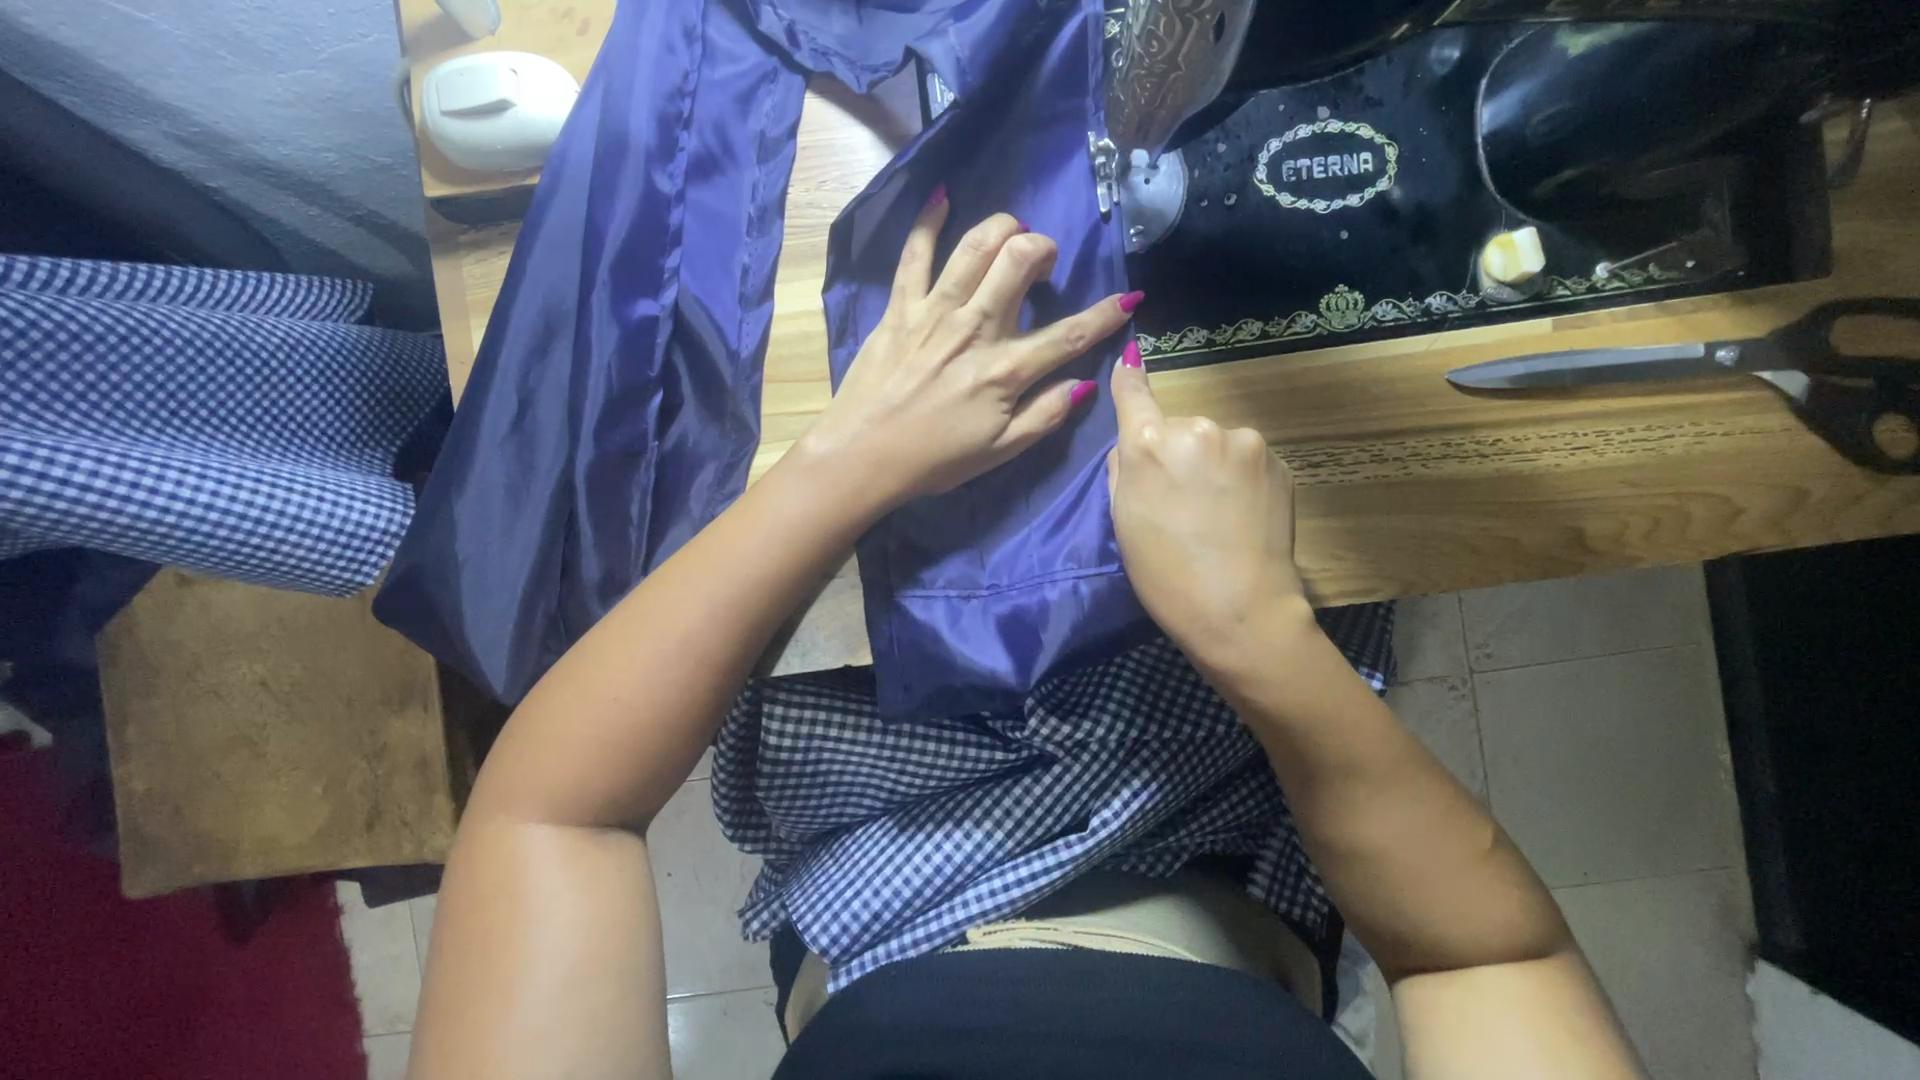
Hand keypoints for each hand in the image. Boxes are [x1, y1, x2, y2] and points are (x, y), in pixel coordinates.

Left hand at [795, 188, 1137, 507]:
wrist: (862, 458)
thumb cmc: (934, 461)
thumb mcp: (1000, 452)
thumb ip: (1045, 415)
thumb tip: (1085, 383)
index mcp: (1006, 370)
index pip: (1069, 334)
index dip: (1106, 315)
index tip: (1129, 299)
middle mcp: (975, 328)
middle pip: (1020, 260)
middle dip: (1043, 248)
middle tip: (1041, 266)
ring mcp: (934, 312)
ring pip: (976, 245)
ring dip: (1002, 227)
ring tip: (1010, 236)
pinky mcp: (899, 308)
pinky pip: (914, 253)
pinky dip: (928, 221)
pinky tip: (942, 198)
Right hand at [1107, 346, 1310, 664]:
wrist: (1241, 610)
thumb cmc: (1165, 575)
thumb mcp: (1122, 523)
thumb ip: (1122, 471)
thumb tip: (1132, 444)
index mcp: (1150, 444)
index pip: (1134, 394)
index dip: (1129, 379)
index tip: (1130, 361)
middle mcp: (1199, 429)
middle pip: (1179, 428)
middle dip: (1176, 452)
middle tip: (1179, 502)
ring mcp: (1244, 443)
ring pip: (1216, 444)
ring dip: (1211, 465)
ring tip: (1215, 515)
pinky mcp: (1278, 462)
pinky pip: (1246, 461)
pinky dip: (1240, 479)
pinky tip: (1241, 516)